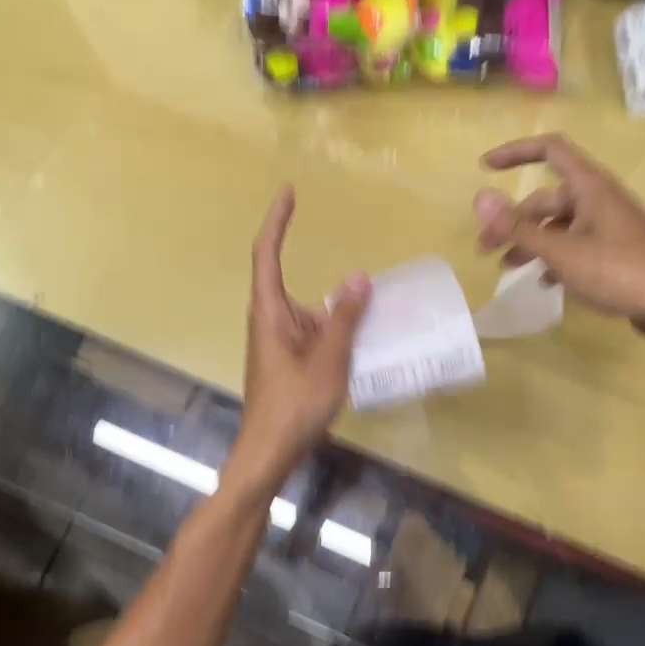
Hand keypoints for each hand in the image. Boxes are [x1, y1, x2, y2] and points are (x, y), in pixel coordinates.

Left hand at [229, 186, 370, 488]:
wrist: (269, 453)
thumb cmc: (294, 405)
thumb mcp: (329, 359)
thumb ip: (345, 318)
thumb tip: (358, 278)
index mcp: (269, 312)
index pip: (267, 254)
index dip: (277, 221)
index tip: (289, 192)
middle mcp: (270, 322)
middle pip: (299, 289)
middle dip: (335, 297)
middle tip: (372, 300)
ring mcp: (278, 344)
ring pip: (313, 318)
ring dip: (340, 321)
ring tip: (377, 331)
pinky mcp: (287, 363)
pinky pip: (315, 338)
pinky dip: (337, 338)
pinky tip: (365, 352)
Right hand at [473, 135, 644, 345]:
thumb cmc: (619, 271)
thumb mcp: (561, 251)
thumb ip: (518, 227)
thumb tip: (479, 197)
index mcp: (591, 187)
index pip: (550, 150)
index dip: (516, 152)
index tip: (485, 167)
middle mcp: (601, 199)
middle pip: (548, 199)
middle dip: (514, 221)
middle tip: (487, 249)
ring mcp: (612, 226)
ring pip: (561, 226)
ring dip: (532, 243)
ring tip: (509, 269)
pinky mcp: (619, 251)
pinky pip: (578, 245)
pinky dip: (556, 258)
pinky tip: (546, 282)